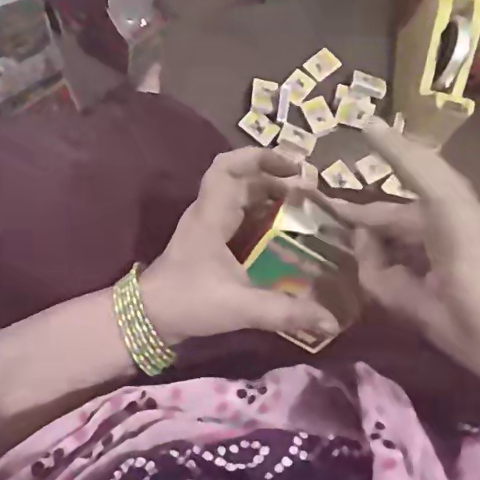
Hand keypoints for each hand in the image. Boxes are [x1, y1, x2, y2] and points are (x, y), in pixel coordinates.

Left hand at [138, 149, 341, 344]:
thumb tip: (332, 321)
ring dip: (269, 199)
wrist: (148, 319)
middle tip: (310, 194)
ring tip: (303, 211)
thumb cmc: (187, 302)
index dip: (259, 157)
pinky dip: (261, 219)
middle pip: (241, 180)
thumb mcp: (239, 307)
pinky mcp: (208, 245)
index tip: (293, 167)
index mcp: (211, 216)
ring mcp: (206, 229)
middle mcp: (208, 214)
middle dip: (275, 180)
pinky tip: (283, 236)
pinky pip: (239, 218)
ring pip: (240, 198)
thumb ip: (284, 312)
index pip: (228, 169)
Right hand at [331, 126, 479, 404]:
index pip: (432, 184)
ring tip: (383, 260)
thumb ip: (391, 282)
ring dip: (408, 233)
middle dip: (383, 218)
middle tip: (347, 230)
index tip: (368, 126)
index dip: (399, 152)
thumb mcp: (436, 325)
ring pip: (442, 217)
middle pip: (425, 206)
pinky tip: (420, 265)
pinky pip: (462, 227)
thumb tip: (364, 246)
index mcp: (472, 244)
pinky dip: (433, 240)